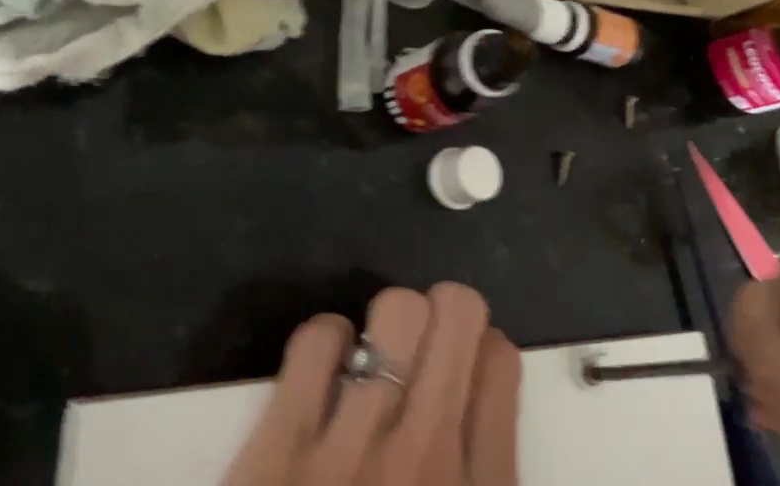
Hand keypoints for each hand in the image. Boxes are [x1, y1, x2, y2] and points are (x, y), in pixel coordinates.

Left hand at [224, 283, 521, 485]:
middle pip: (456, 312)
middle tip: (421, 350)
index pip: (500, 360)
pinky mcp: (279, 443)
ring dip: (388, 323)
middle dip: (443, 315)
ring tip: (373, 358)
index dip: (483, 352)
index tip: (463, 371)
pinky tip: (324, 371)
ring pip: (394, 311)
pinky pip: (316, 340)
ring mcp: (352, 443)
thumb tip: (488, 435)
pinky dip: (323, 341)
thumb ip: (488, 478)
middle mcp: (426, 452)